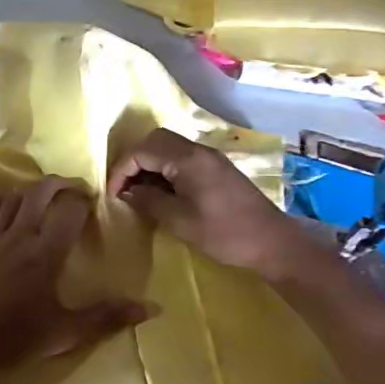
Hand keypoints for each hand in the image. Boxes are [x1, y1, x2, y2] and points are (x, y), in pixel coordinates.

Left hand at [0, 176, 149, 365]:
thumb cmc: (15, 337)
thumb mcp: (68, 331)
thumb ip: (108, 316)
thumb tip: (153, 308)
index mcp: (46, 252)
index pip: (70, 212)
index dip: (83, 202)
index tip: (92, 203)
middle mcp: (20, 234)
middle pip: (40, 193)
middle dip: (60, 183)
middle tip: (73, 187)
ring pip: (12, 198)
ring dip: (31, 190)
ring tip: (42, 194)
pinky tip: (4, 203)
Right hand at [107, 129, 331, 281]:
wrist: (271, 242)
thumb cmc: (224, 233)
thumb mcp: (179, 221)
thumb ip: (149, 201)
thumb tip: (127, 192)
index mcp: (188, 159)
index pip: (143, 150)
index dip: (121, 169)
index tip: (112, 195)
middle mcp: (199, 151)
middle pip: (155, 141)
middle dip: (134, 162)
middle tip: (124, 190)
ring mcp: (210, 159)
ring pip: (169, 149)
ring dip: (150, 167)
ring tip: (139, 195)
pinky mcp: (217, 170)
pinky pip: (182, 160)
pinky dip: (165, 172)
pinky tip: (162, 195)